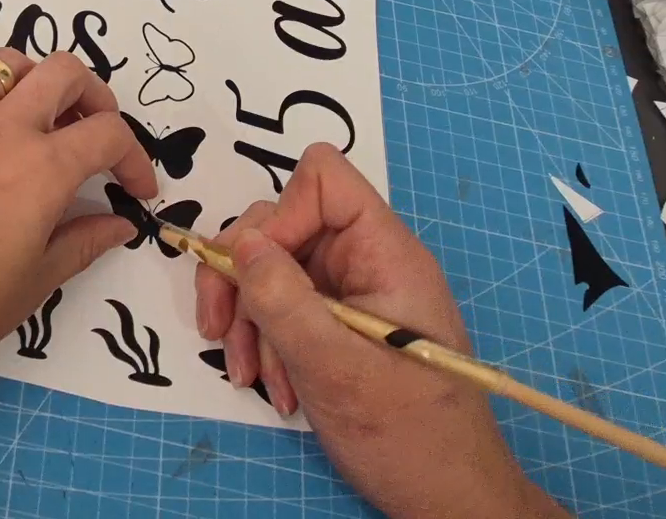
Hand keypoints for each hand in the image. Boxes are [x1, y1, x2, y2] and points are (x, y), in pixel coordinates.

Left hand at [0, 49, 156, 442]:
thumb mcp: (31, 285)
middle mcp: (0, 127)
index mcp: (41, 167)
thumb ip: (81, 242)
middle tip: (96, 138)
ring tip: (41, 128)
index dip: (135, 158)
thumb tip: (119, 223)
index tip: (136, 190)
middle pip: (63, 70)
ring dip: (36, 85)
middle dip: (94, 96)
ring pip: (7, 63)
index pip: (108, 132)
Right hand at [193, 144, 564, 518]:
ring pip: (265, 263)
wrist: (447, 505)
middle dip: (240, 276)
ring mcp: (343, 286)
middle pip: (277, 223)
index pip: (323, 180)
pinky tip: (265, 380)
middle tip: (218, 328)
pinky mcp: (328, 315)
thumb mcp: (338, 370)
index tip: (260, 268)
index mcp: (383, 253)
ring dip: (244, 316)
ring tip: (247, 372)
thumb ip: (285, 301)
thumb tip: (239, 243)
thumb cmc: (410, 438)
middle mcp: (361, 258)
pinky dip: (257, 336)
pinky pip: (273, 300)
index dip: (282, 212)